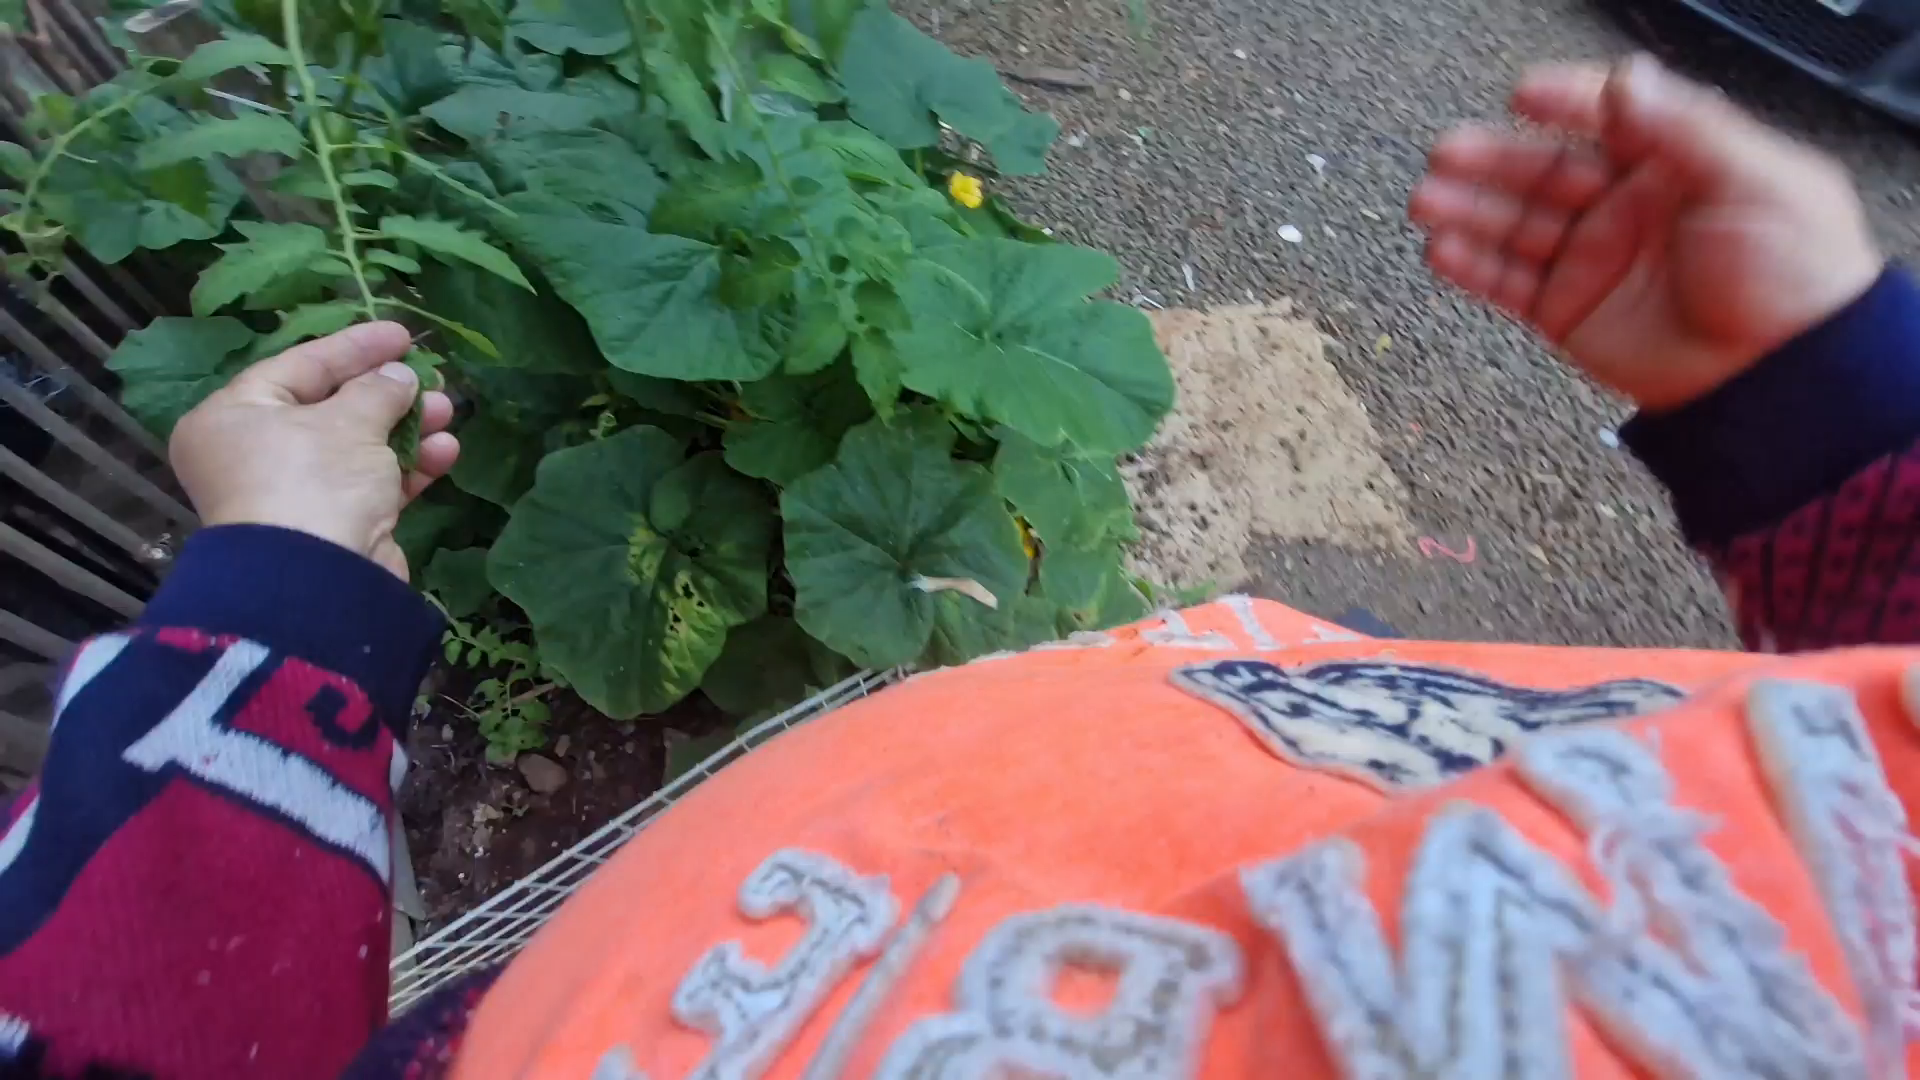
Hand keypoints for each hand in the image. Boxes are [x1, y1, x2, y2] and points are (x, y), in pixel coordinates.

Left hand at [169, 321, 458, 580]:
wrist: (319, 573)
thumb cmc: (314, 479)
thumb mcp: (347, 422)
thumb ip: (377, 391)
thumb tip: (400, 375)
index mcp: (236, 418)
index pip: (299, 367)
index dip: (353, 348)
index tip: (401, 333)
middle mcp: (262, 451)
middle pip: (335, 408)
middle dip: (390, 393)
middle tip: (433, 378)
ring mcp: (305, 488)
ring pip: (365, 445)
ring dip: (410, 428)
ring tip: (448, 412)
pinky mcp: (343, 518)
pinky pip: (380, 481)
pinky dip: (413, 465)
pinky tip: (448, 452)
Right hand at [1410, 55, 1883, 409]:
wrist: (1765, 370)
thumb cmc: (1788, 273)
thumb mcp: (1755, 181)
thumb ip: (1685, 129)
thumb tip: (1628, 81)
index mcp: (1674, 167)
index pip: (1609, 121)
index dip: (1566, 104)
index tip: (1523, 96)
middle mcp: (1620, 209)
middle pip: (1543, 176)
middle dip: (1491, 163)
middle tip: (1446, 155)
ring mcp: (1585, 260)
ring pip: (1512, 227)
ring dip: (1466, 212)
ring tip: (1426, 202)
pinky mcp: (1559, 307)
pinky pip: (1504, 282)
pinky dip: (1470, 268)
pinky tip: (1441, 251)